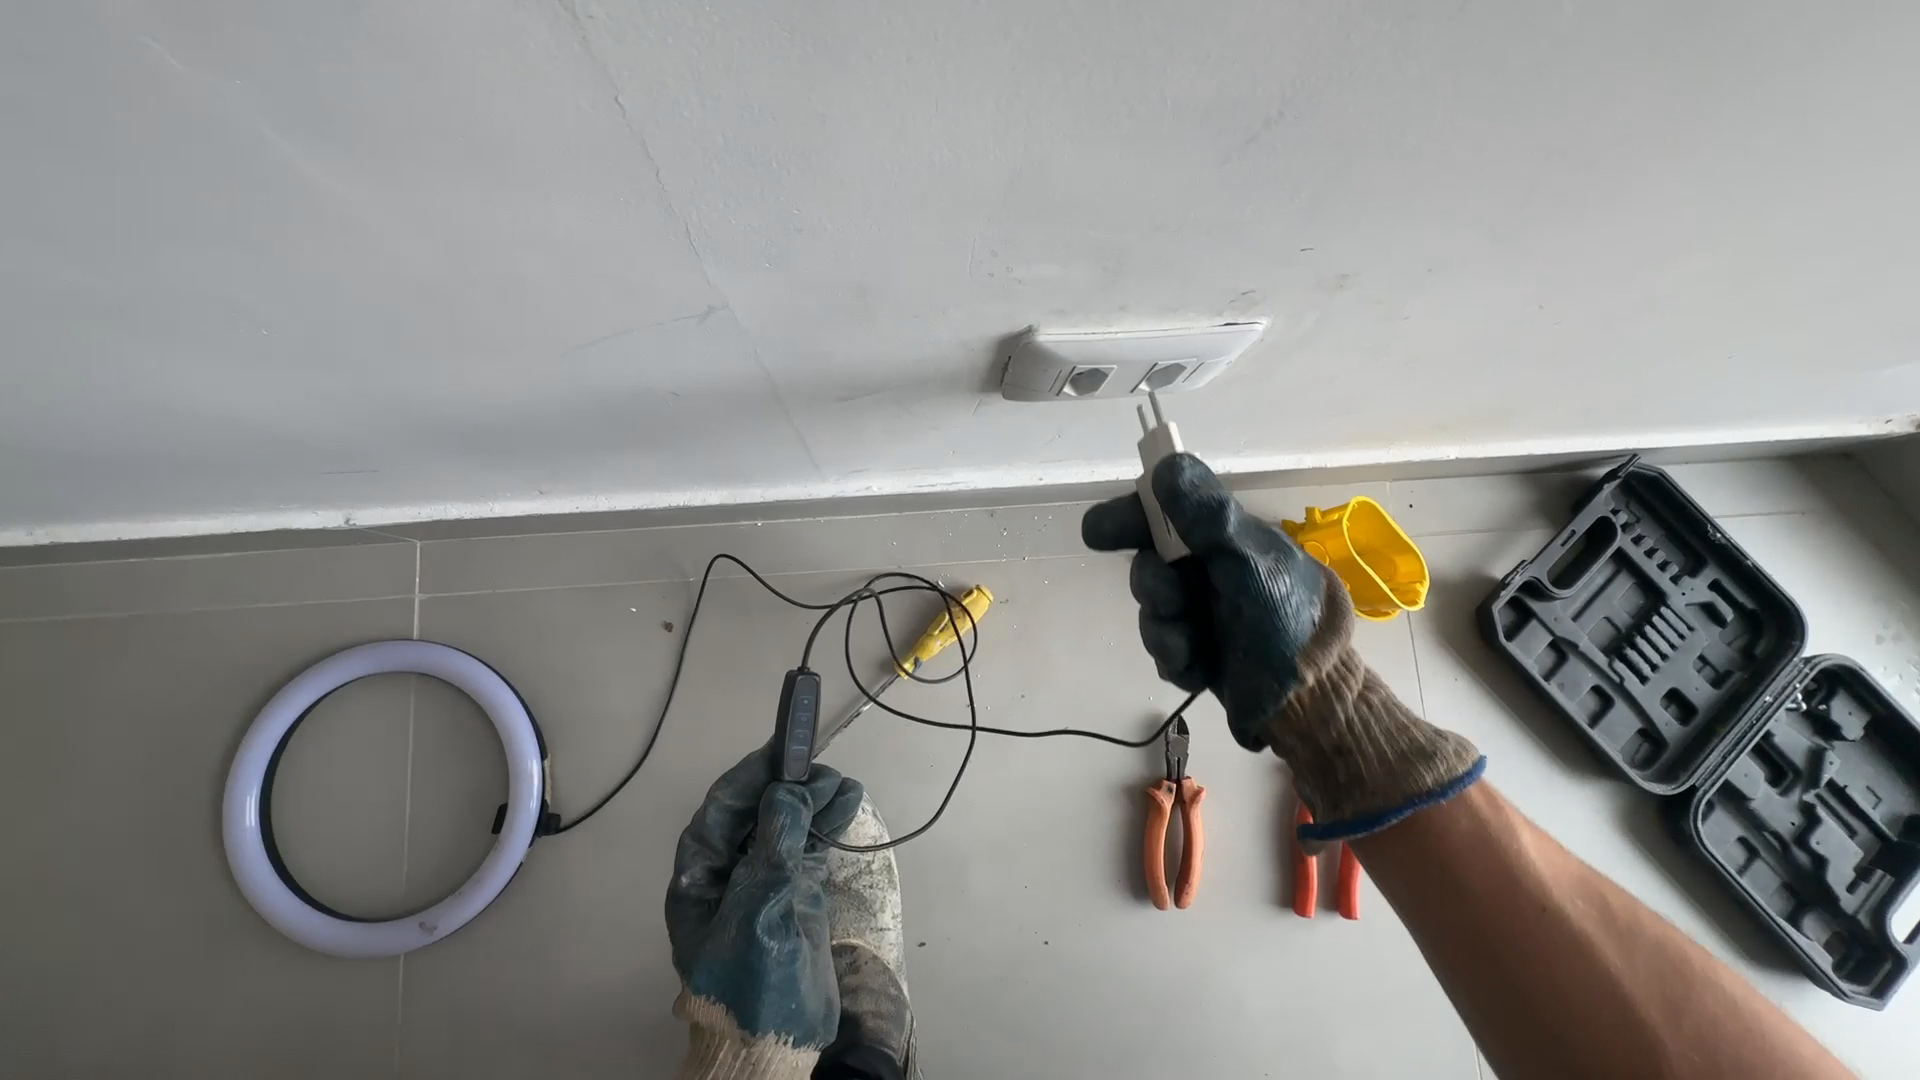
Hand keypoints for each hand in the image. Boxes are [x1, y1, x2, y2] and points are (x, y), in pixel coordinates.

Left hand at [665, 743, 863, 1072]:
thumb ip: (775, 843)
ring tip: (845, 788)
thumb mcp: (760, 908)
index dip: (756, 772)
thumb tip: (790, 787)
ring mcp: (763, 876)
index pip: (725, 806)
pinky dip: (826, 822)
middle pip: (759, 807)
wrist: (774, 1043)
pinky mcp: (793, 888)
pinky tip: (847, 806)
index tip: (789, 746)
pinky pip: (807, 842)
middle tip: (827, 774)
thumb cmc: (752, 980)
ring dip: (814, 799)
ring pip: (786, 820)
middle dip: (791, 784)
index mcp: (702, 872)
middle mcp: (729, 866)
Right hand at [1082, 452, 1332, 752]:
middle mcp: (1209, 570)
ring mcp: (1201, 612)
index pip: (1164, 512)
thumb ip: (1207, 516)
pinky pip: (1162, 649)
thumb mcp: (1251, 562)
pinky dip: (1176, 660)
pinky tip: (1200, 668)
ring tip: (1191, 647)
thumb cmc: (1289, 623)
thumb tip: (1164, 465)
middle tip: (1172, 601)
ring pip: (1150, 611)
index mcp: (1224, 539)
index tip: (1098, 534)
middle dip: (1152, 586)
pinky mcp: (1196, 653)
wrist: (1311, 703)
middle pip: (1147, 564)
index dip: (1128, 517)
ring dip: (1164, 630)